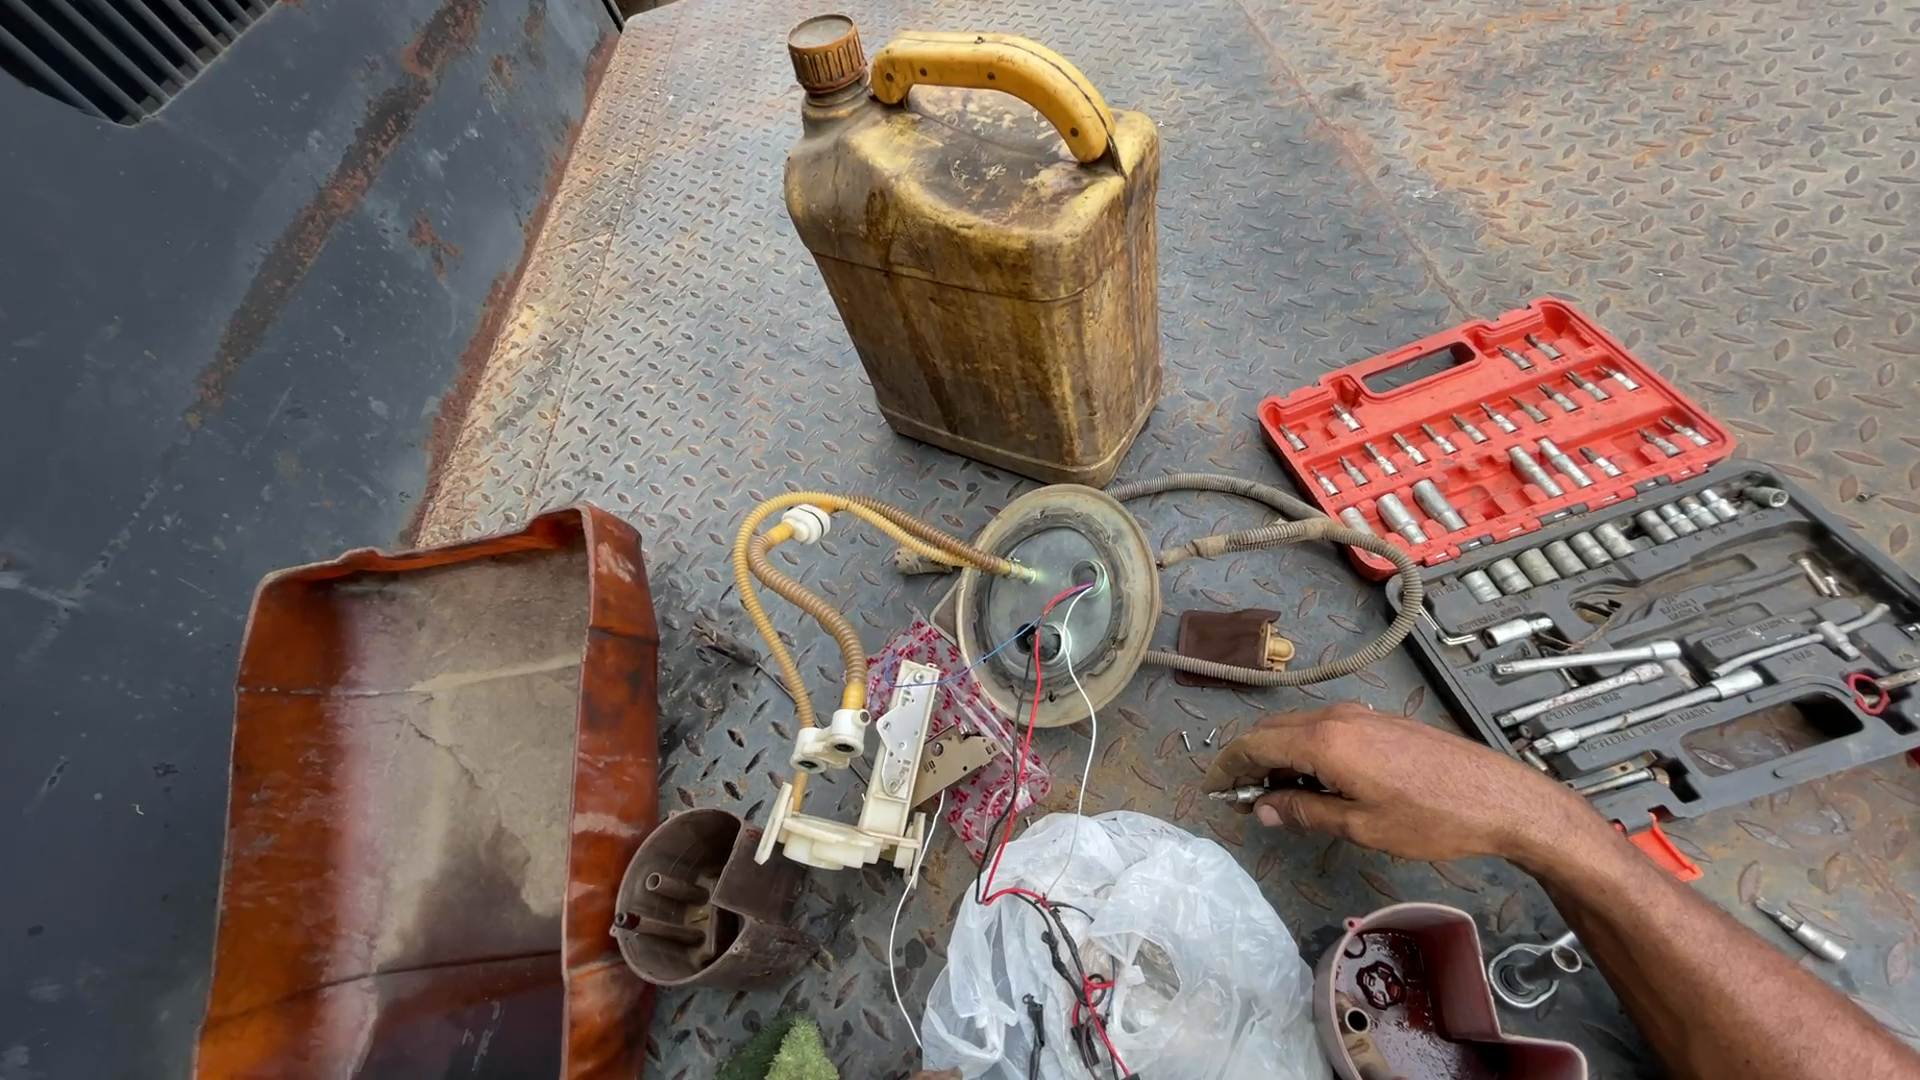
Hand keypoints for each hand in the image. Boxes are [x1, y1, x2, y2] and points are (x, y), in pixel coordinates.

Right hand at [1201, 703, 1603, 865]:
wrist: (1502, 797)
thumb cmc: (1430, 818)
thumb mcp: (1361, 825)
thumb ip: (1304, 812)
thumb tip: (1262, 810)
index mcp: (1323, 741)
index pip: (1254, 745)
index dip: (1227, 766)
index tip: (1214, 789)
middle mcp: (1333, 717)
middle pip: (1269, 730)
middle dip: (1248, 760)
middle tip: (1243, 795)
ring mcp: (1356, 714)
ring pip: (1295, 727)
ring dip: (1276, 755)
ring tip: (1278, 793)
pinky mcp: (1376, 720)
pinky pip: (1321, 727)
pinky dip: (1302, 748)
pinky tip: (1316, 779)